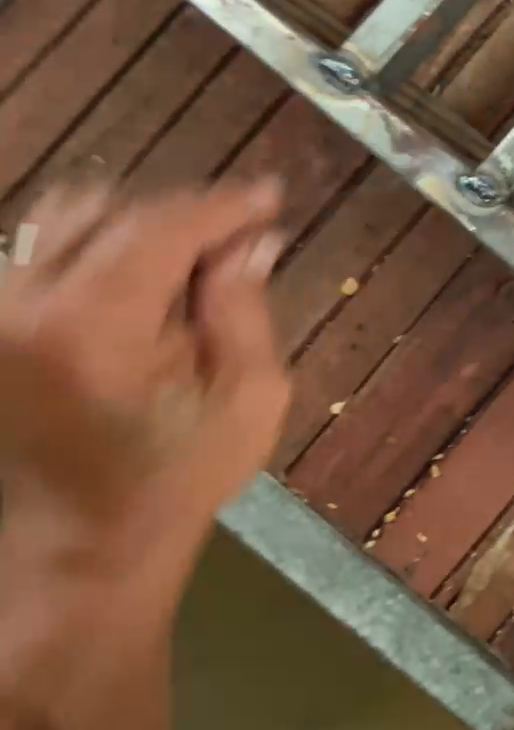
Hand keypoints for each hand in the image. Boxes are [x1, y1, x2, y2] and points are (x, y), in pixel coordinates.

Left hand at [0, 180, 289, 578]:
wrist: (82, 535)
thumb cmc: (183, 471)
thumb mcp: (248, 395)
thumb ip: (242, 310)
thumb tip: (253, 243)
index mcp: (89, 326)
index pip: (157, 230)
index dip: (221, 206)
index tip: (273, 194)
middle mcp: (17, 305)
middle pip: (101, 212)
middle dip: (181, 211)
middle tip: (244, 228)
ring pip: (58, 223)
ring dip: (137, 223)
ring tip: (200, 246)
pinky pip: (36, 253)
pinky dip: (99, 245)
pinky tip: (148, 270)